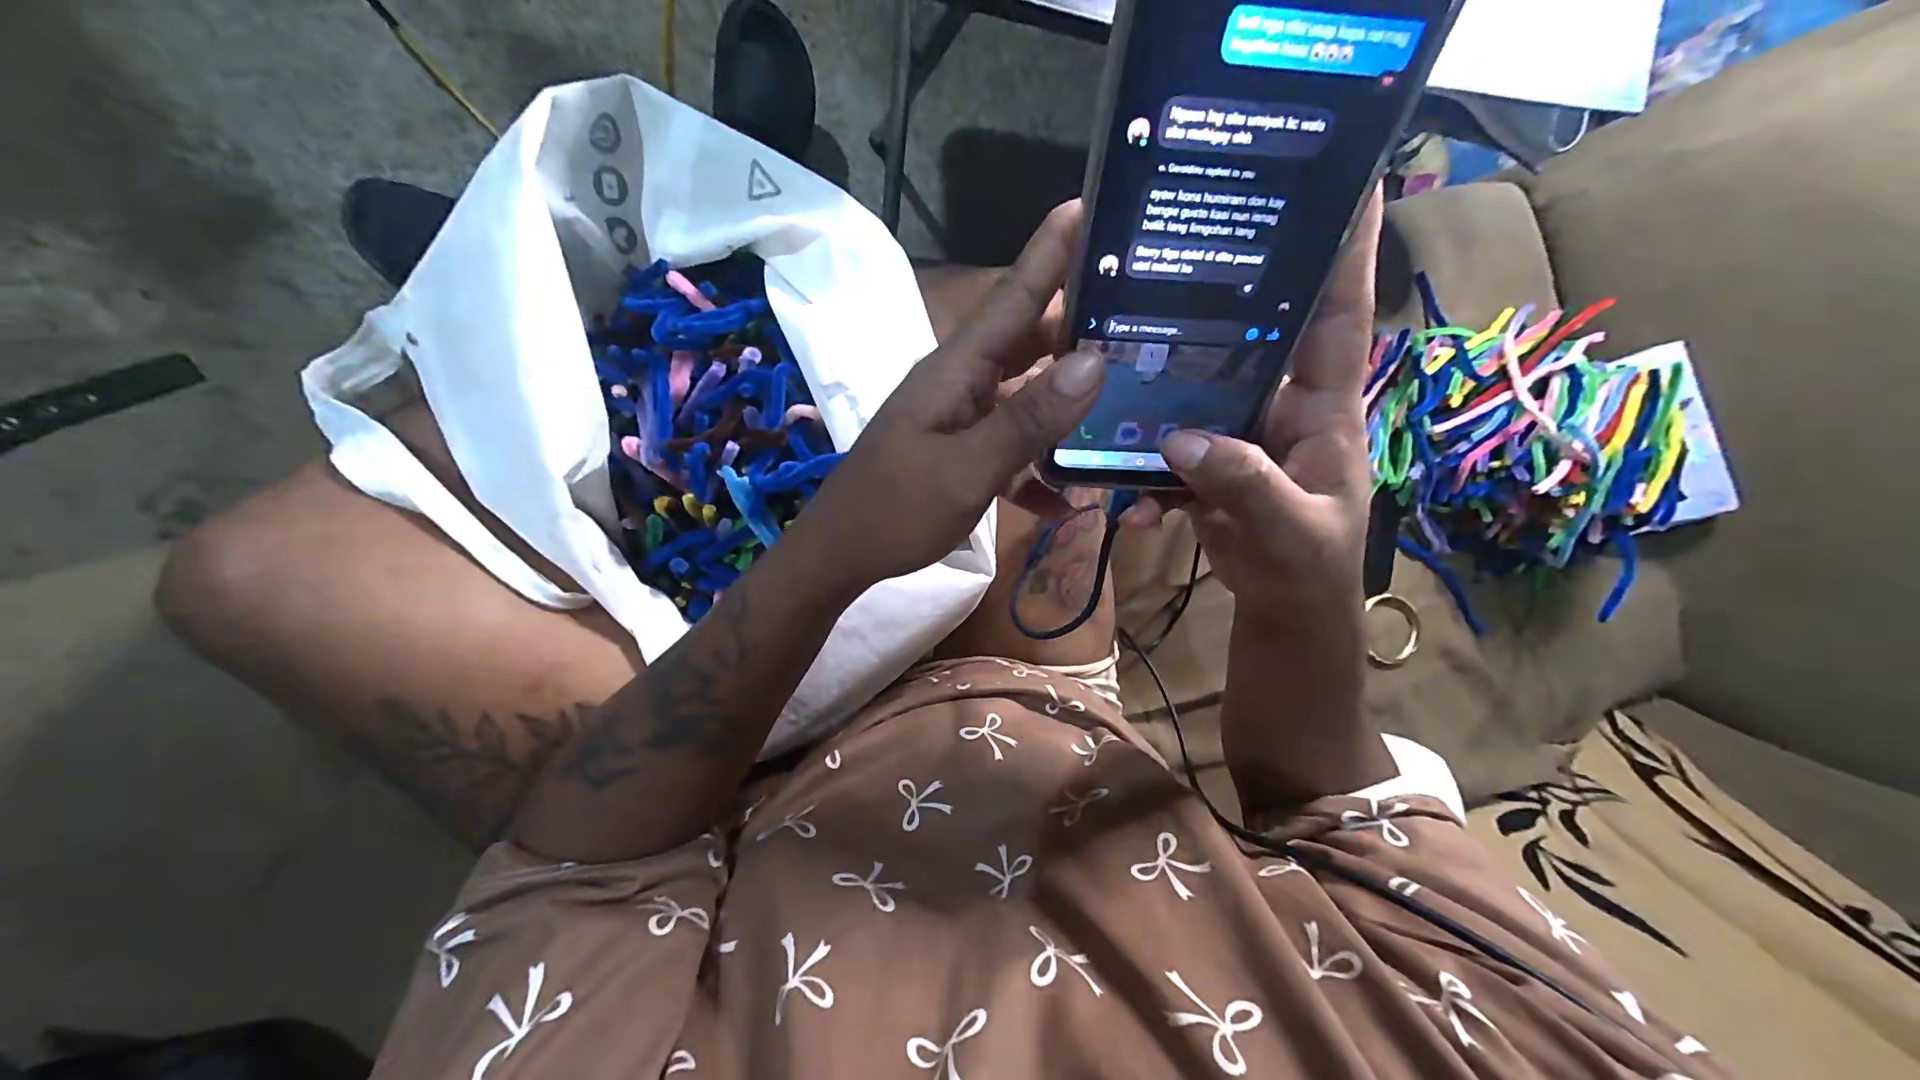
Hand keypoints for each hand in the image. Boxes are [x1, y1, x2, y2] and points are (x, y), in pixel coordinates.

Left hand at [795, 202, 1104, 588]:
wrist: (841, 555)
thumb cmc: (896, 510)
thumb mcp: (967, 469)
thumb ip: (1028, 419)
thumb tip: (1093, 362)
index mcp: (956, 370)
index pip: (1012, 298)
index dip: (1049, 252)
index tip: (1086, 204)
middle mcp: (960, 382)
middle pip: (1028, 342)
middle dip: (1080, 328)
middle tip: (1142, 316)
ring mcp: (960, 417)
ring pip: (1026, 393)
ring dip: (1069, 401)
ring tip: (1127, 397)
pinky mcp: (961, 450)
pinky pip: (1012, 443)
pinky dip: (1040, 464)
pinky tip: (1071, 496)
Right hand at [1127, 190, 1382, 629]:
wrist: (1283, 615)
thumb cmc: (1309, 572)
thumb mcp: (1289, 532)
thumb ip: (1244, 484)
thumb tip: (1180, 440)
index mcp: (1323, 410)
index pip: (1340, 320)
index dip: (1349, 255)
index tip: (1350, 184)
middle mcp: (1282, 407)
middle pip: (1251, 340)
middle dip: (1216, 304)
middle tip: (1171, 261)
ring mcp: (1241, 435)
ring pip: (1198, 392)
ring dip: (1157, 398)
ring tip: (1113, 384)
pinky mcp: (1209, 463)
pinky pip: (1171, 450)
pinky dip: (1145, 474)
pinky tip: (1132, 507)